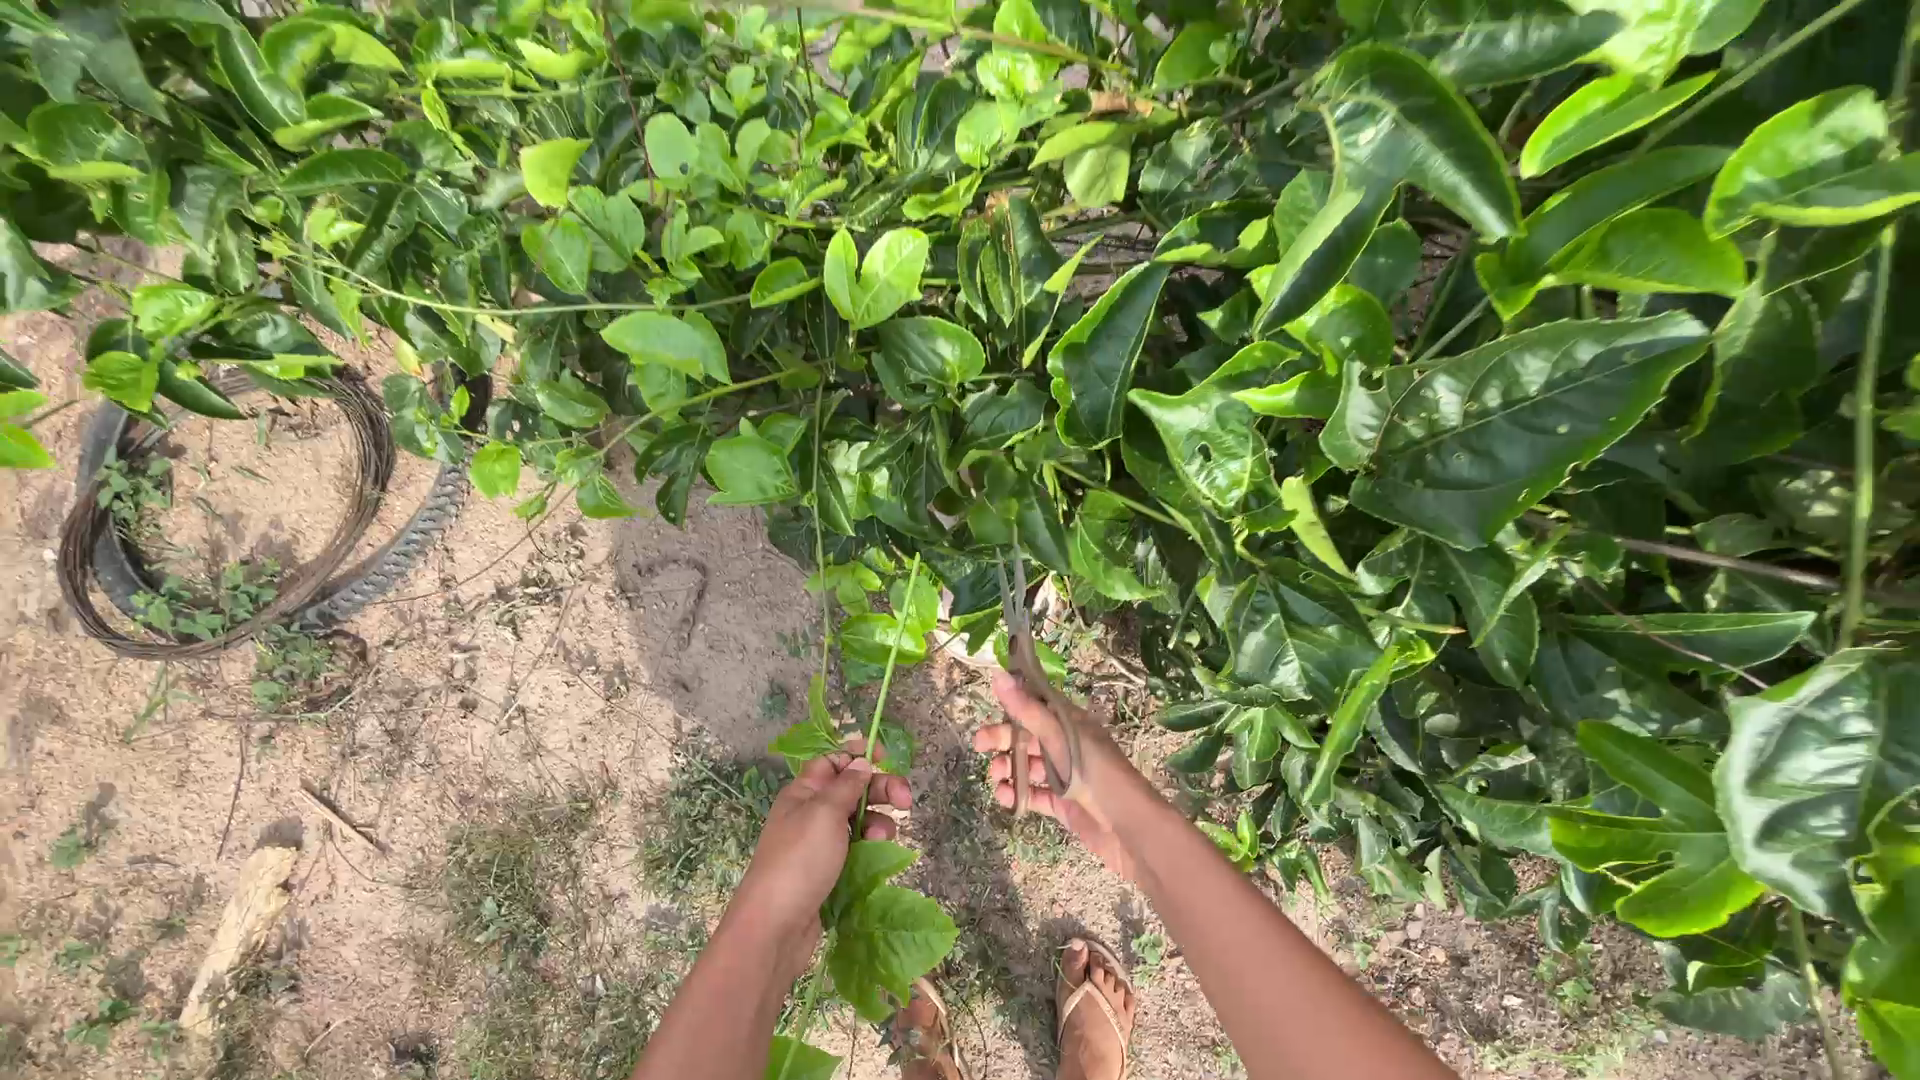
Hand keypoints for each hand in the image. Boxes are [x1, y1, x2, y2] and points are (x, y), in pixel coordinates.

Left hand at [729, 750, 912, 980]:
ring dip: (876, 822)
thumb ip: (847, 785)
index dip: (858, 756)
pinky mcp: (828, 870)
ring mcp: (819, 843)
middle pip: (851, 789)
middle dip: (879, 790)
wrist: (776, 926)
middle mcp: (810, 813)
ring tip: (882, 837)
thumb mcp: (825, 813)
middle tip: (905, 801)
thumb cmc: (799, 860)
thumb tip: (861, 763)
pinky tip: (877, 854)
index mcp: (803, 792)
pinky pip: (855, 847)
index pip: (832, 761)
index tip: (886, 759)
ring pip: (857, 820)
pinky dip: (869, 846)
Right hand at [973, 671, 1146, 879]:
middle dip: (1003, 739)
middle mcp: (1066, 745)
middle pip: (1027, 736)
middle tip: (979, 746)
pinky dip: (1018, 795)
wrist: (1129, 827)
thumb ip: (1028, 710)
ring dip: (1008, 768)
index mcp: (1070, 723)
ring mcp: (1064, 776)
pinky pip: (1034, 795)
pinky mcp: (1062, 804)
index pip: (1036, 706)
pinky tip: (1005, 797)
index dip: (1012, 706)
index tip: (988, 710)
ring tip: (996, 777)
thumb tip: (998, 675)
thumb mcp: (1060, 737)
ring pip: (1028, 766)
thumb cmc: (1097, 773)